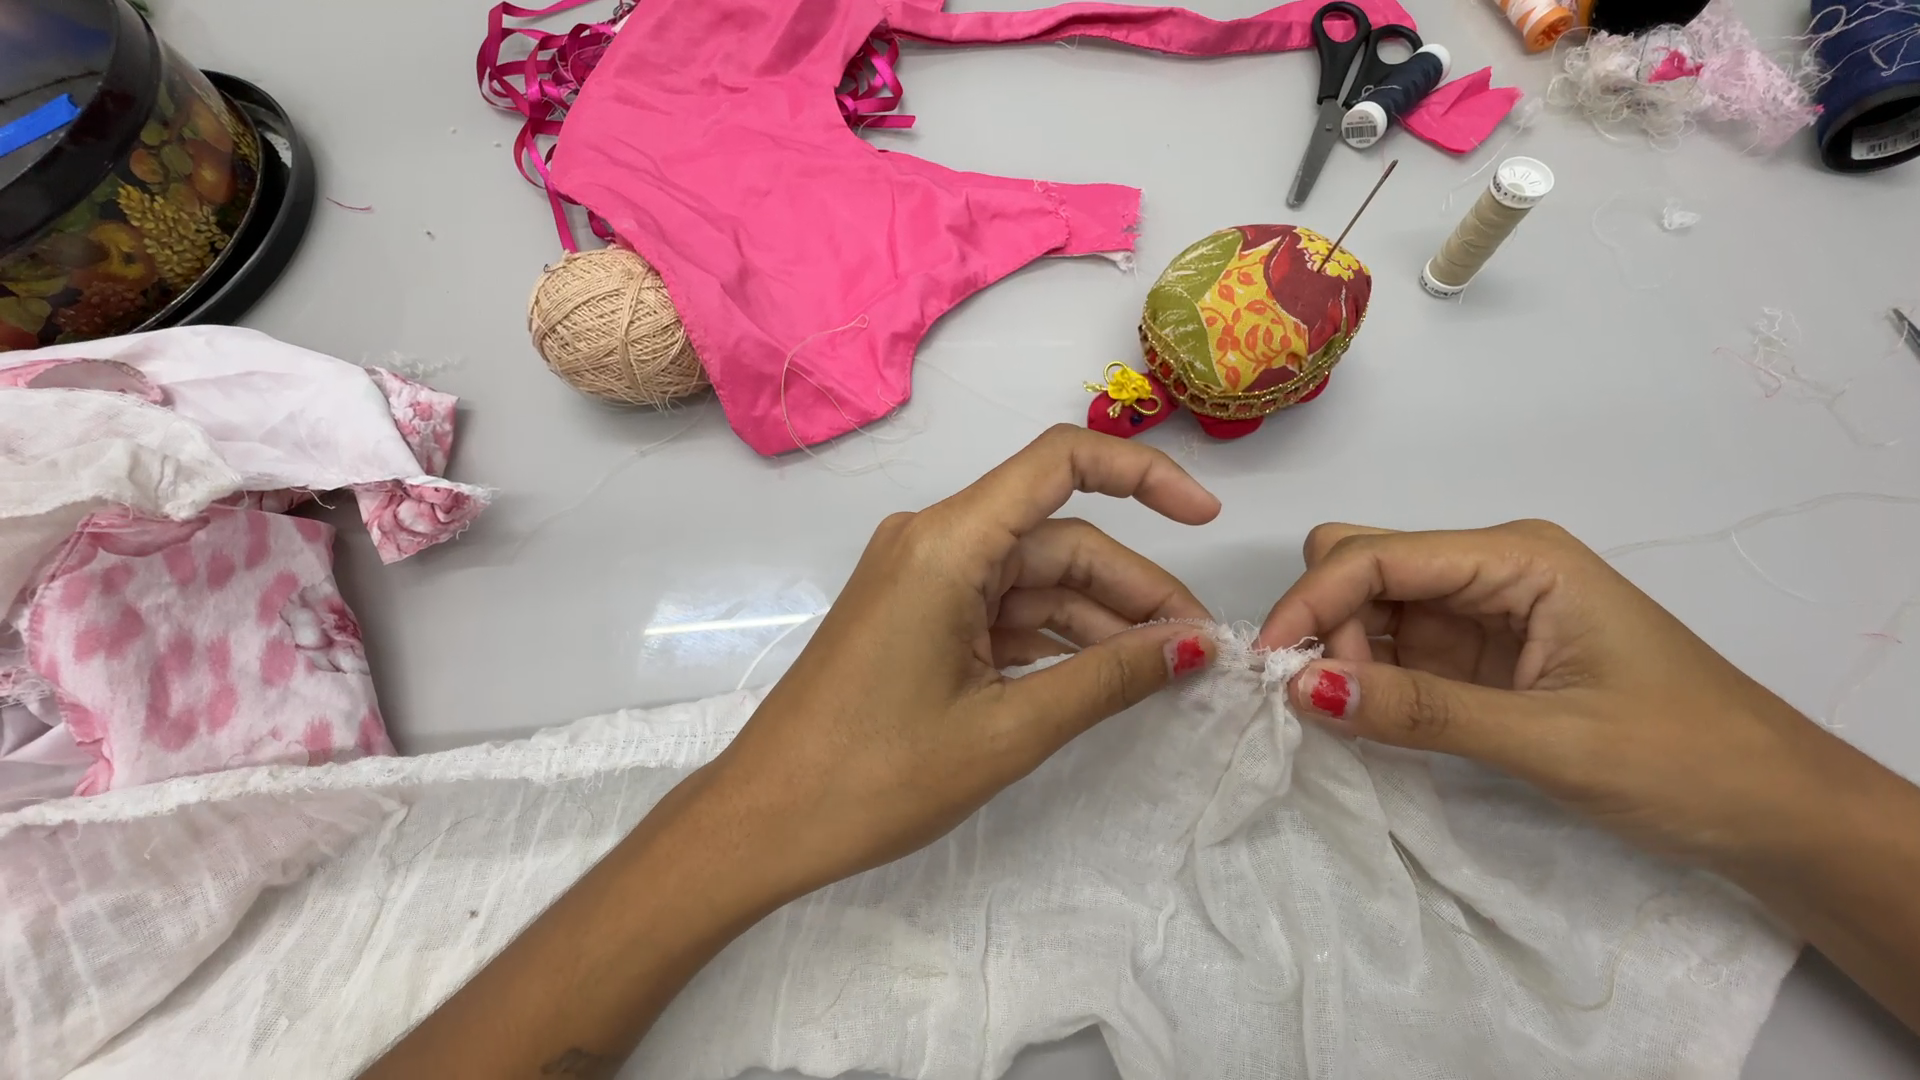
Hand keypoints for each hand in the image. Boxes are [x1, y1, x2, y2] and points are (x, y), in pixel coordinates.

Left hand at [363, 429, 1222, 1079]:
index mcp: (948, 543)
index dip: (1143, 475)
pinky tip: (1105, 674)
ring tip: (1166, 670)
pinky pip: (1003, 610)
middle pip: (1059, 539)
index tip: (1205, 518)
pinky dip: (1054, 637)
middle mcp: (935, 540)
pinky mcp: (919, 614)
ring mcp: (924, 578)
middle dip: (1133, 589)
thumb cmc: (876, 777)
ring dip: (1099, 619)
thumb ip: (1107, 679)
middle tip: (1198, 651)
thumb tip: (1194, 647)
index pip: (1060, 462)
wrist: (762, 822)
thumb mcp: (1007, 730)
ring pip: (1035, 579)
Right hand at [1255, 519, 1852, 861]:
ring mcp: (1474, 611)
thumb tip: (1301, 691)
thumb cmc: (1688, 762)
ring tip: (1346, 715)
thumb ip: (1418, 711)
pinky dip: (1360, 676)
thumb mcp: (1549, 739)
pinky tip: (1365, 714)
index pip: (1375, 555)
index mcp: (1515, 558)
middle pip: (1358, 564)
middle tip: (1323, 695)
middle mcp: (1485, 569)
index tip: (1271, 667)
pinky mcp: (1467, 653)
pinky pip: (1386, 647)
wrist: (1780, 817)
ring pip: (1363, 605)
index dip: (1311, 601)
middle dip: (1322, 620)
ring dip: (1336, 652)